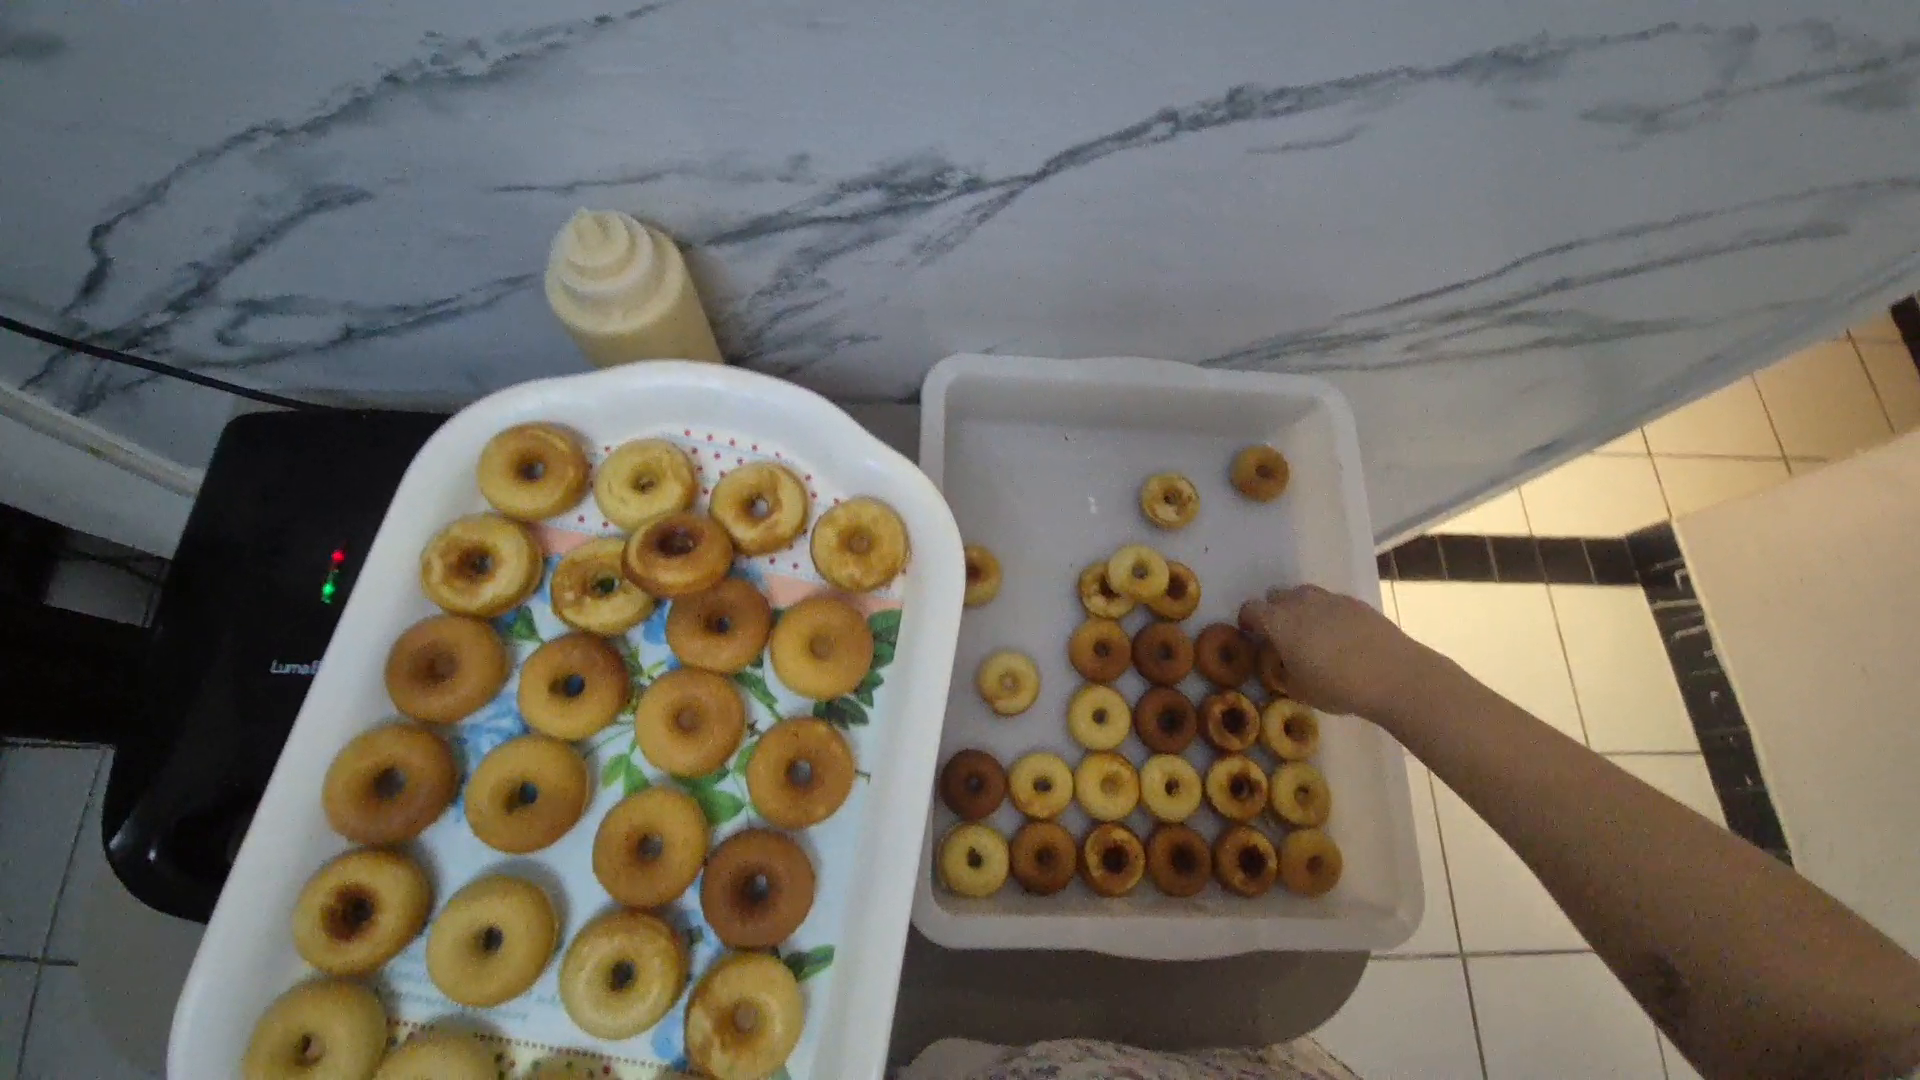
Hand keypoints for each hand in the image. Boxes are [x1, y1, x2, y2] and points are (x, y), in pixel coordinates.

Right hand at [1238, 584, 1441, 719]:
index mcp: (1279, 622)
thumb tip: (1284, 664)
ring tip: (1311, 632)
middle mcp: (1300, 603)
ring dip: (1300, 608)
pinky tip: (1341, 635)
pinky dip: (1328, 612)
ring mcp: (1330, 599)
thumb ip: (1284, 671)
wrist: (1394, 675)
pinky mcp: (1356, 602)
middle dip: (1274, 610)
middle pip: (1276, 595)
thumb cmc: (1338, 686)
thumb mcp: (1299, 689)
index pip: (1251, 608)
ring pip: (1304, 594)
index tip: (1253, 635)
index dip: (1248, 620)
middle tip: (1282, 635)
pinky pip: (1331, 601)